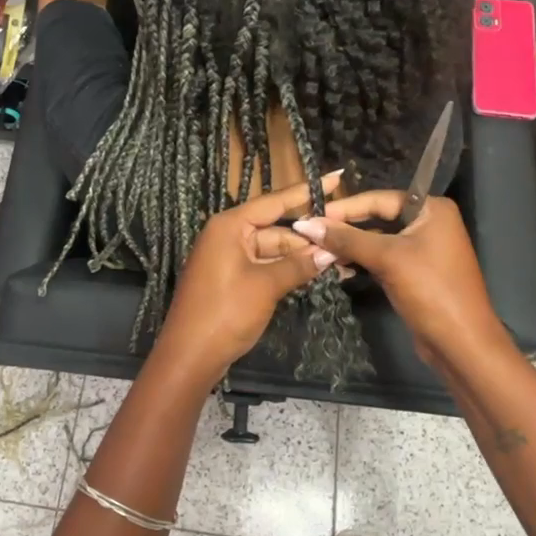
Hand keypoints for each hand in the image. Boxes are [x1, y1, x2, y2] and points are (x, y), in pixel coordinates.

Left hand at [159, 175, 343, 378]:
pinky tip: (314, 272)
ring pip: (272, 249)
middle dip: (309, 234)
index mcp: (230, 226)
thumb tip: (329, 251)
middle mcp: (227, 235)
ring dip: (300, 255)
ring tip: (339, 258)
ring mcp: (227, 258)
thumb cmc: (225, 312)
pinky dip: (286, 269)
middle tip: (346, 235)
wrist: (189, 356)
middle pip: (275, 227)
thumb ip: (298, 266)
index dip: (306, 191)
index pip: (275, 202)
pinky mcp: (230, 278)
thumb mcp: (266, 286)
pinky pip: (263, 265)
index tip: (336, 178)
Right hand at [292, 193, 501, 362]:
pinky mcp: (416, 272)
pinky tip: (337, 265)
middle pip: (378, 217)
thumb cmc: (430, 291)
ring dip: (350, 246)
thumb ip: (347, 239)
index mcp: (431, 208)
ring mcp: (423, 248)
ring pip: (378, 239)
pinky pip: (383, 258)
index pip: (379, 199)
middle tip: (310, 233)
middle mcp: (429, 222)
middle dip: (345, 228)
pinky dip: (362, 260)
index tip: (311, 215)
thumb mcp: (387, 259)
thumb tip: (306, 225)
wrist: (462, 345)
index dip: (344, 207)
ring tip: (317, 251)